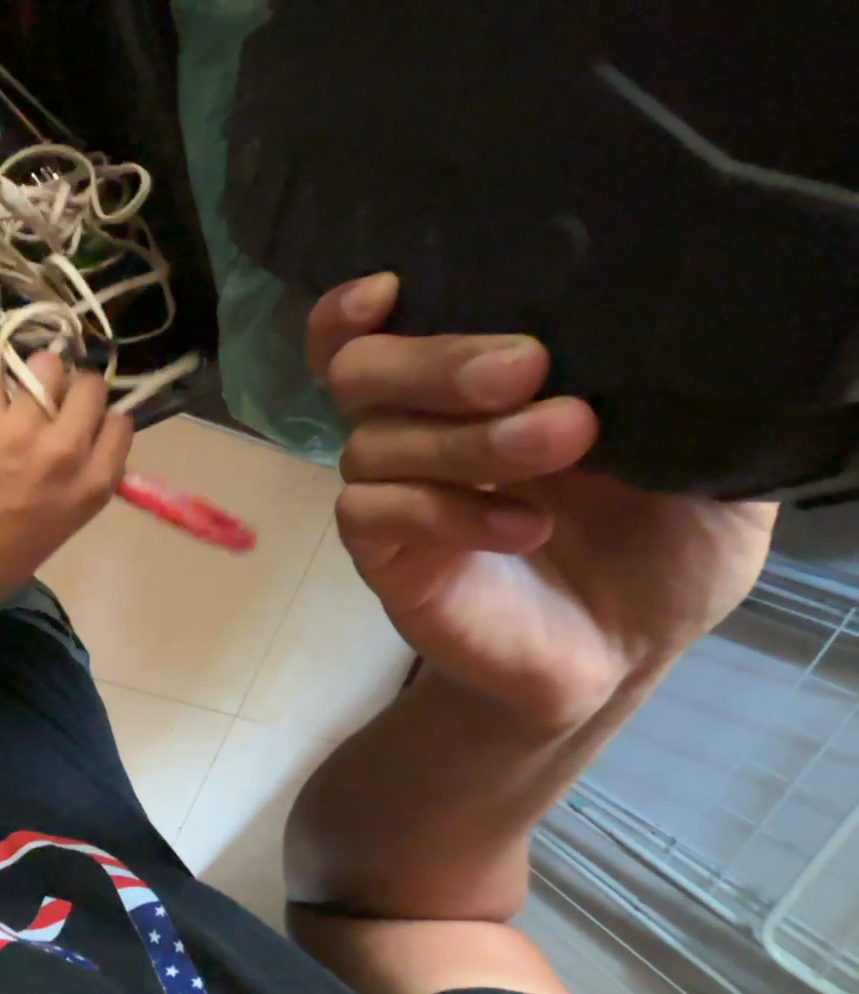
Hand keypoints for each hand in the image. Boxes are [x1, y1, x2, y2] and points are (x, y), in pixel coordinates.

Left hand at [0, 352, 132, 635]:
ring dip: (36, 380)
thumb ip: (85, 476)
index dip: (101, 420)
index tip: (85, 426)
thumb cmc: (6, 557)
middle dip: (75, 389)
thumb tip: (85, 438)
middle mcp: (65, 450)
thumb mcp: (67, 522)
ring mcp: (21, 431)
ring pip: (45, 366)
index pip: (120, 422)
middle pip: (90, 385)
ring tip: (22, 401)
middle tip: (54, 404)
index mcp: (93, 484)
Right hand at [313, 274, 777, 721]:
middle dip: (429, 362)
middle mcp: (405, 431)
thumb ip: (670, 379)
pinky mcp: (382, 556)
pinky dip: (447, 513)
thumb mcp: (692, 442)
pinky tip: (525, 528)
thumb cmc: (651, 537)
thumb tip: (698, 296)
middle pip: (357, 373)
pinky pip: (374, 515)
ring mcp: (387, 495)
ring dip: (464, 440)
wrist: (623, 649)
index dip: (352, 311)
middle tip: (526, 366)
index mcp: (457, 393)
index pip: (367, 337)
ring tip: (565, 440)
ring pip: (371, 444)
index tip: (392, 288)